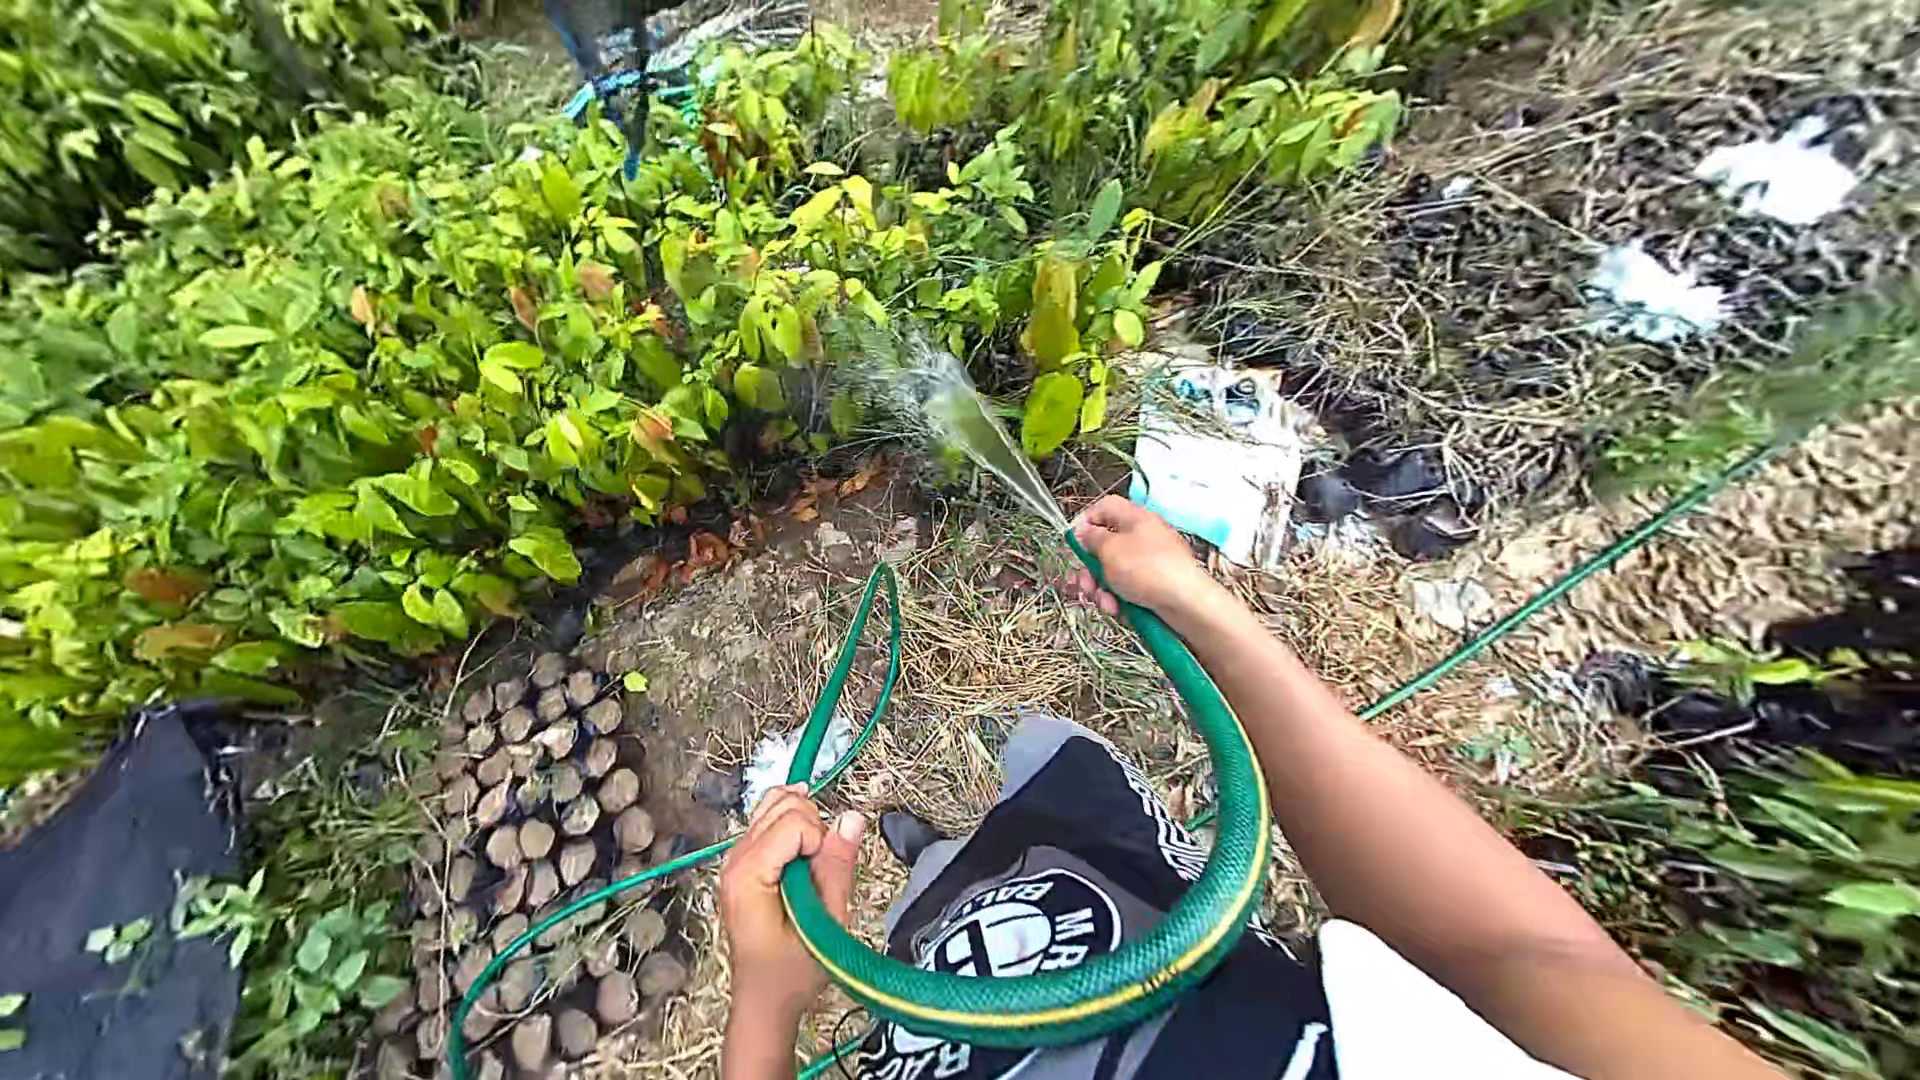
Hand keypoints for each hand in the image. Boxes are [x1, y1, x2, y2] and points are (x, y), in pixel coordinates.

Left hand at [719, 785, 864, 1027]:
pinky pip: (769, 816)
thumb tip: (852, 818)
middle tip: (818, 870)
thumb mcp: (826, 925)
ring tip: (812, 859)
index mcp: (749, 875)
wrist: (764, 1002)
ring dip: (804, 822)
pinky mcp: (744, 860)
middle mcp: (735, 860)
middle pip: (785, 805)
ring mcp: (736, 858)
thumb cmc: (791, 973)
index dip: (819, 841)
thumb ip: (838, 867)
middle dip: (813, 828)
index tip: (821, 876)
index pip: (795, 821)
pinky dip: (792, 819)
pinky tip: (806, 838)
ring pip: (776, 803)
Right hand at [1069, 495, 1223, 619]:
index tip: (1074, 541)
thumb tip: (1083, 531)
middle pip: (1105, 545)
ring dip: (1101, 588)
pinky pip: (1126, 587)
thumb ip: (1091, 538)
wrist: (1186, 603)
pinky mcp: (1154, 584)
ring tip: (1105, 602)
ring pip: (1112, 571)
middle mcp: (1143, 536)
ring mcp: (1150, 561)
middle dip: (1090, 568)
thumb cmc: (1147, 570)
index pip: (1104, 508)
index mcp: (1135, 518)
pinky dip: (1118, 598)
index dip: (1085, 521)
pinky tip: (1118, 609)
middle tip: (1085, 583)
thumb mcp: (1110, 549)